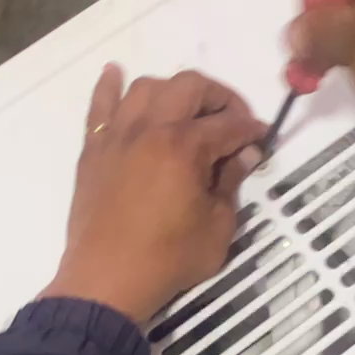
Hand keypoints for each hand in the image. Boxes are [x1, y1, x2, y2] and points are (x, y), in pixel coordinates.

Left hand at [41, 67, 266, 322]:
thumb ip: (230, 186)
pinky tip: (115, 73)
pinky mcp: (93, 150)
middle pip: (189, 87)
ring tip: (184, 111)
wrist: (106, 281)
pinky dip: (109, 86)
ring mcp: (117, 136)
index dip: (251, 130)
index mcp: (184, 147)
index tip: (261, 139)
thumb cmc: (167, 260)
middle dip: (218, 98)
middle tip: (229, 122)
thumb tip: (243, 156)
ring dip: (171, 91)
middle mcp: (149, 130)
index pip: (228, 125)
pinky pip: (99, 106)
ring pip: (146, 88)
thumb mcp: (217, 229)